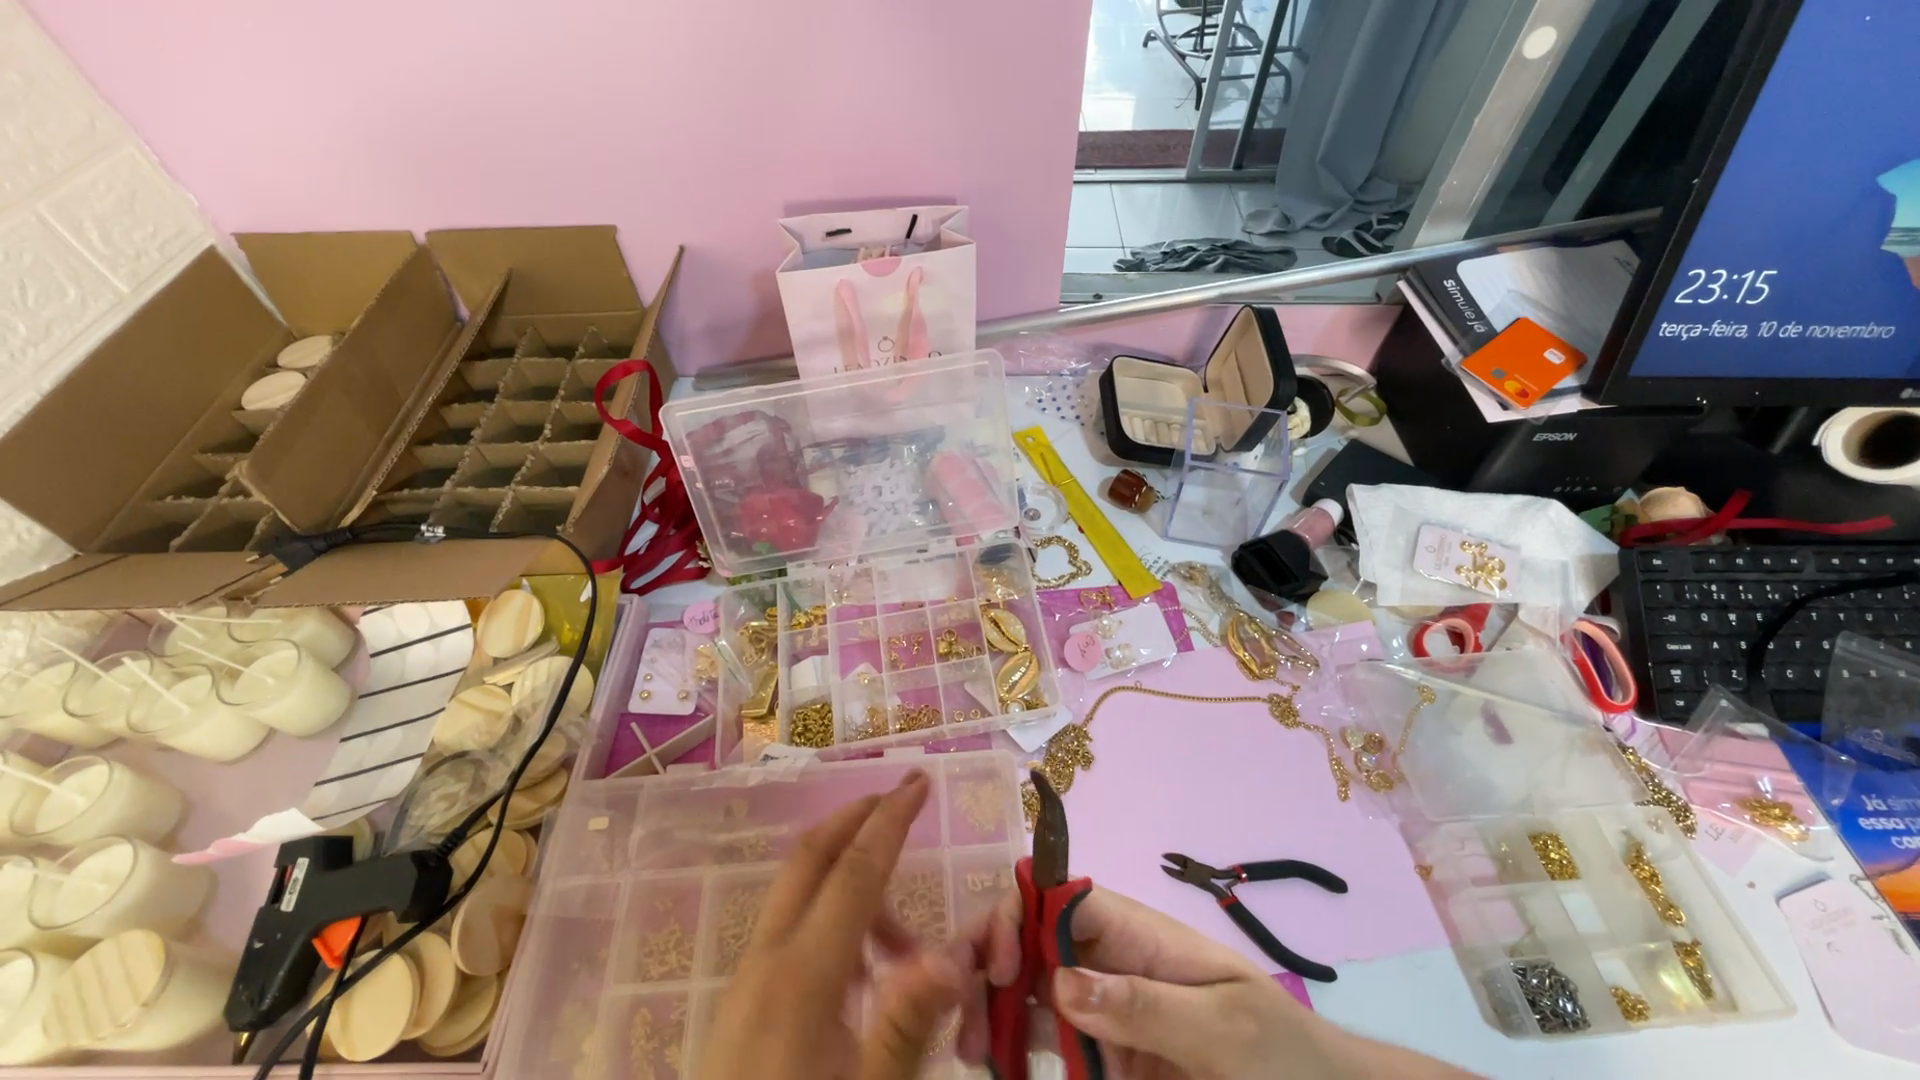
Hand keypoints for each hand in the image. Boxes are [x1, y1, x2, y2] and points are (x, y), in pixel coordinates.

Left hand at [698, 770, 979, 1079]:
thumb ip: (907, 1022)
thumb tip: (951, 953)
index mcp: (801, 973)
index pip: (854, 871)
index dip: (890, 820)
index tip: (919, 781)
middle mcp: (767, 958)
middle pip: (811, 859)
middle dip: (857, 819)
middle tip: (903, 801)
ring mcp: (750, 979)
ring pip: (802, 896)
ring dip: (855, 888)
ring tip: (909, 945)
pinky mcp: (746, 1002)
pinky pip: (794, 933)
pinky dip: (836, 924)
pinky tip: (868, 977)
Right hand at [968, 887, 1474, 1079]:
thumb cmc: (1283, 1055)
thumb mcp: (1224, 1028)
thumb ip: (1145, 1004)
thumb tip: (1061, 982)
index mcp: (1140, 935)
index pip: (1061, 899)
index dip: (1016, 915)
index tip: (990, 965)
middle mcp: (1111, 960)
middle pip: (1031, 938)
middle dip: (985, 960)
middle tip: (957, 1015)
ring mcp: (1104, 1007)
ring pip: (1028, 987)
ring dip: (989, 1006)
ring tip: (966, 1047)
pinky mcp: (1102, 1053)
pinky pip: (1046, 1038)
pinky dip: (1011, 1044)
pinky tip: (990, 1061)